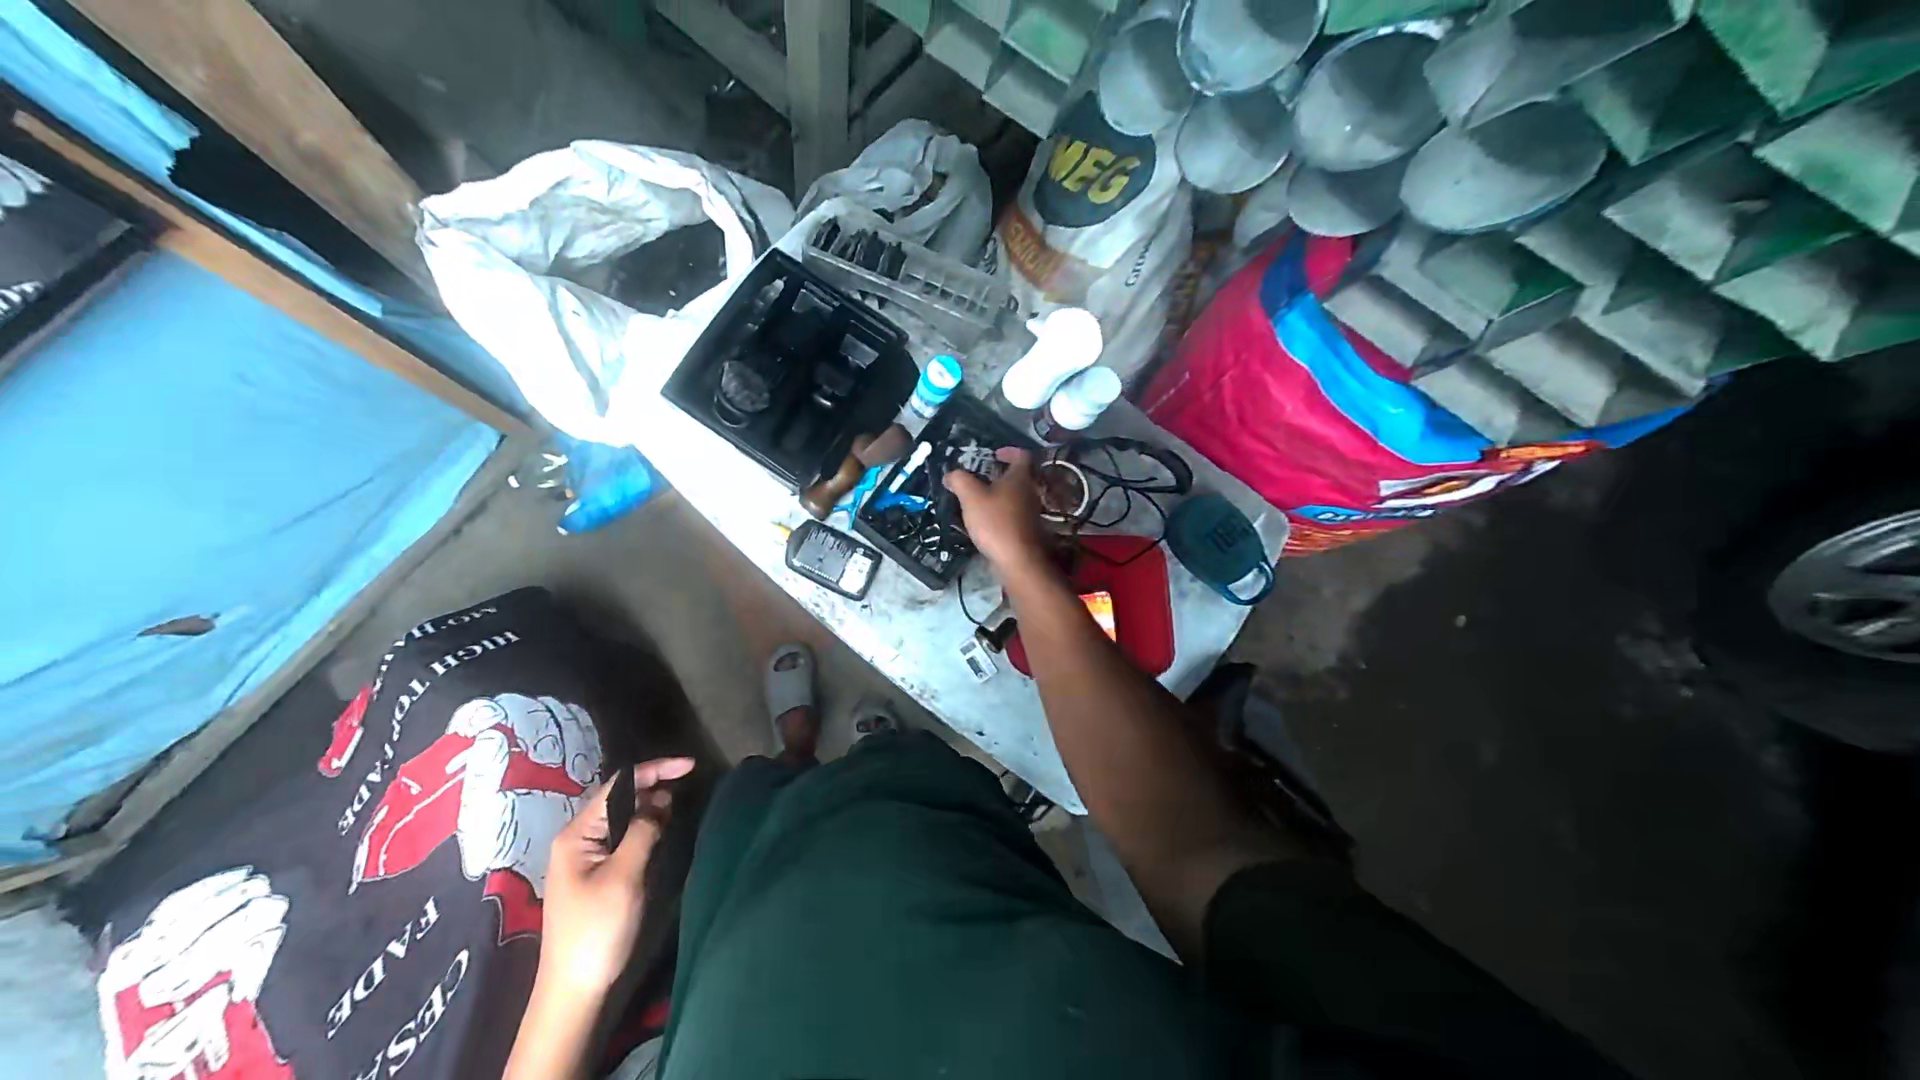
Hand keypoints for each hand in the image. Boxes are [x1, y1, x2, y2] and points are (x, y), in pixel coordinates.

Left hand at [534, 757, 694, 998]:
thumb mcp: (625, 875)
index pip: (618, 785)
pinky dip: (645, 827)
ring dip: (650, 807)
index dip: (655, 770)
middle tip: (689, 784)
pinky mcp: (596, 873)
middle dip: (654, 785)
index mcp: (577, 834)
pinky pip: (623, 836)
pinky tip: (662, 830)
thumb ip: (644, 831)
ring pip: (623, 817)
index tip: (690, 765)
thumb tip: (661, 802)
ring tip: (678, 806)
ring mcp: (585, 857)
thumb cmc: (597, 929)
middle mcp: (577, 838)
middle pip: (619, 797)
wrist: (574, 989)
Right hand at [943, 448, 1052, 578]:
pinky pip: (1013, 512)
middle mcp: (1030, 492)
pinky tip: (984, 519)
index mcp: (1020, 478)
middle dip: (1000, 473)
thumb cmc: (995, 522)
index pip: (1021, 455)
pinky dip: (1000, 510)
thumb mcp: (971, 497)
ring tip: (978, 497)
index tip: (994, 453)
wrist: (1017, 559)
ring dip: (999, 493)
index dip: (1009, 450)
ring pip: (1015, 495)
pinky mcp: (1026, 529)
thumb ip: (959, 480)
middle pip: (1019, 476)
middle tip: (981, 475)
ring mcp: (1030, 512)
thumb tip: (950, 474)